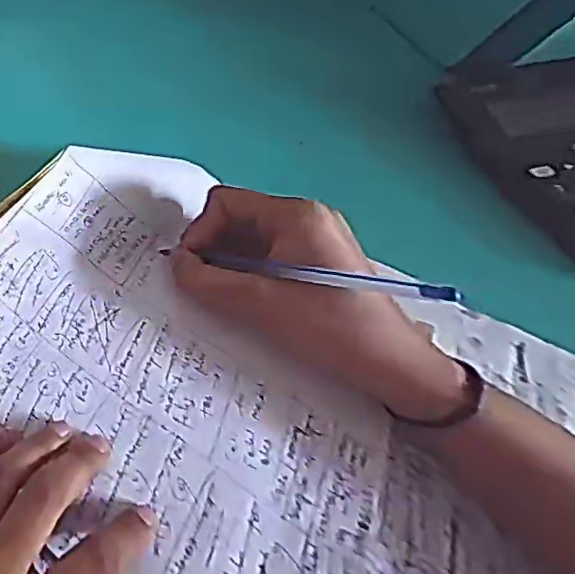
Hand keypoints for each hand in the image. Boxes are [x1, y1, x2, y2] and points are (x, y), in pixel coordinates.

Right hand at [171, 187, 466, 421]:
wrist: (399, 371)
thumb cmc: (333, 328)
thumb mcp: (260, 304)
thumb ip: (208, 281)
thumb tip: (175, 264)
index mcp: (295, 214)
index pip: (225, 203)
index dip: (200, 231)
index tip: (191, 266)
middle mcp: (304, 217)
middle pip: (236, 219)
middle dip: (213, 249)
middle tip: (202, 283)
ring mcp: (313, 239)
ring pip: (249, 240)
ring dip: (229, 264)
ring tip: (223, 295)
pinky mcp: (316, 263)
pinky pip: (267, 256)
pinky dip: (248, 274)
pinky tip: (246, 300)